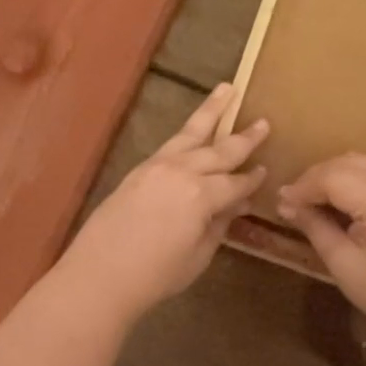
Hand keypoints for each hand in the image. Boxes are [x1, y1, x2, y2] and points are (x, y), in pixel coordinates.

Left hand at [59, 83, 268, 325]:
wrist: (99, 275)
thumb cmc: (155, 275)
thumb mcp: (198, 255)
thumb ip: (218, 225)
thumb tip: (234, 205)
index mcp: (201, 195)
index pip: (236, 183)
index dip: (252, 180)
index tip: (266, 170)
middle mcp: (181, 171)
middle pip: (218, 150)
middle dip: (243, 137)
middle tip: (263, 122)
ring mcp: (157, 166)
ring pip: (190, 133)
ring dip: (211, 112)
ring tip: (226, 89)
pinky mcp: (138, 170)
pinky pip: (170, 145)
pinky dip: (187, 135)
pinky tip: (195, 132)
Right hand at [277, 154, 365, 348]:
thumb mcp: (343, 263)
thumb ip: (315, 227)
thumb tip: (287, 204)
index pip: (332, 177)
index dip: (303, 187)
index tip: (280, 202)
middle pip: (345, 162)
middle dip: (314, 177)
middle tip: (292, 201)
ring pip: (359, 161)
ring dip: (332, 173)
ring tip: (311, 198)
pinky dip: (349, 176)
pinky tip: (336, 196)